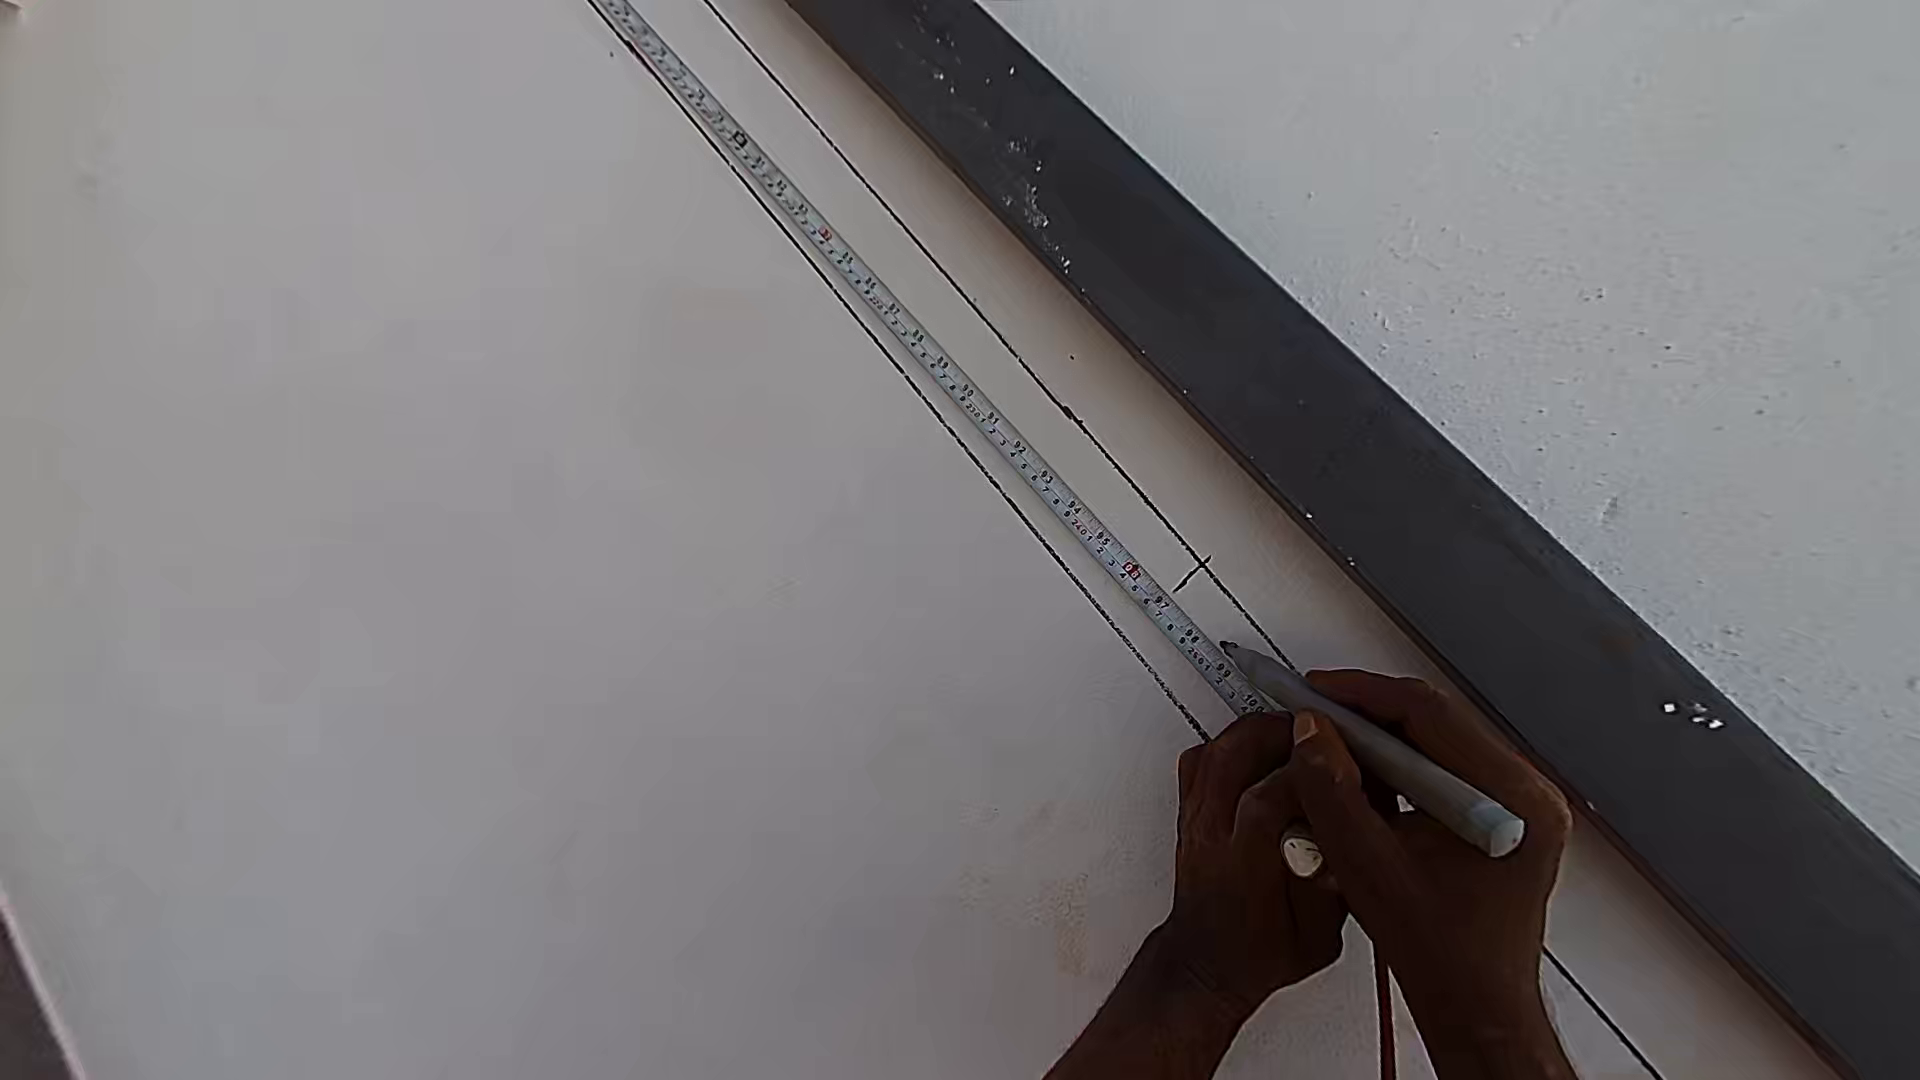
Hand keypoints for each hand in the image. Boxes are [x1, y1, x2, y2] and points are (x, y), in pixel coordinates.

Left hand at [1044, 711, 1347, 1079]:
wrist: (1207, 958)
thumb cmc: (1256, 951)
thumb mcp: (1317, 938)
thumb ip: (1333, 887)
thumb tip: (1347, 837)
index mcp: (1242, 864)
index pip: (1263, 801)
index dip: (1300, 775)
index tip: (1330, 762)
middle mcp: (1211, 831)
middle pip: (1230, 760)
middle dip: (1274, 734)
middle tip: (1309, 729)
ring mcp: (1194, 815)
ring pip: (1212, 752)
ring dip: (1250, 732)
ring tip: (1287, 731)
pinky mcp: (1186, 807)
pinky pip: (1197, 759)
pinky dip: (1225, 743)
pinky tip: (1251, 747)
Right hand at [1283, 671, 1575, 1078]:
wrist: (1474, 1000)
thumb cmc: (1430, 943)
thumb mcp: (1362, 861)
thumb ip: (1329, 788)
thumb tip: (1308, 726)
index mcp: (1508, 799)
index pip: (1426, 712)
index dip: (1359, 692)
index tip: (1310, 688)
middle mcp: (1523, 790)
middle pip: (1431, 715)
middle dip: (1362, 705)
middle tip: (1310, 705)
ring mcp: (1515, 798)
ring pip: (1430, 730)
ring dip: (1372, 725)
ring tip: (1324, 730)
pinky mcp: (1496, 807)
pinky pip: (1434, 754)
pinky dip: (1388, 749)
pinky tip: (1354, 760)